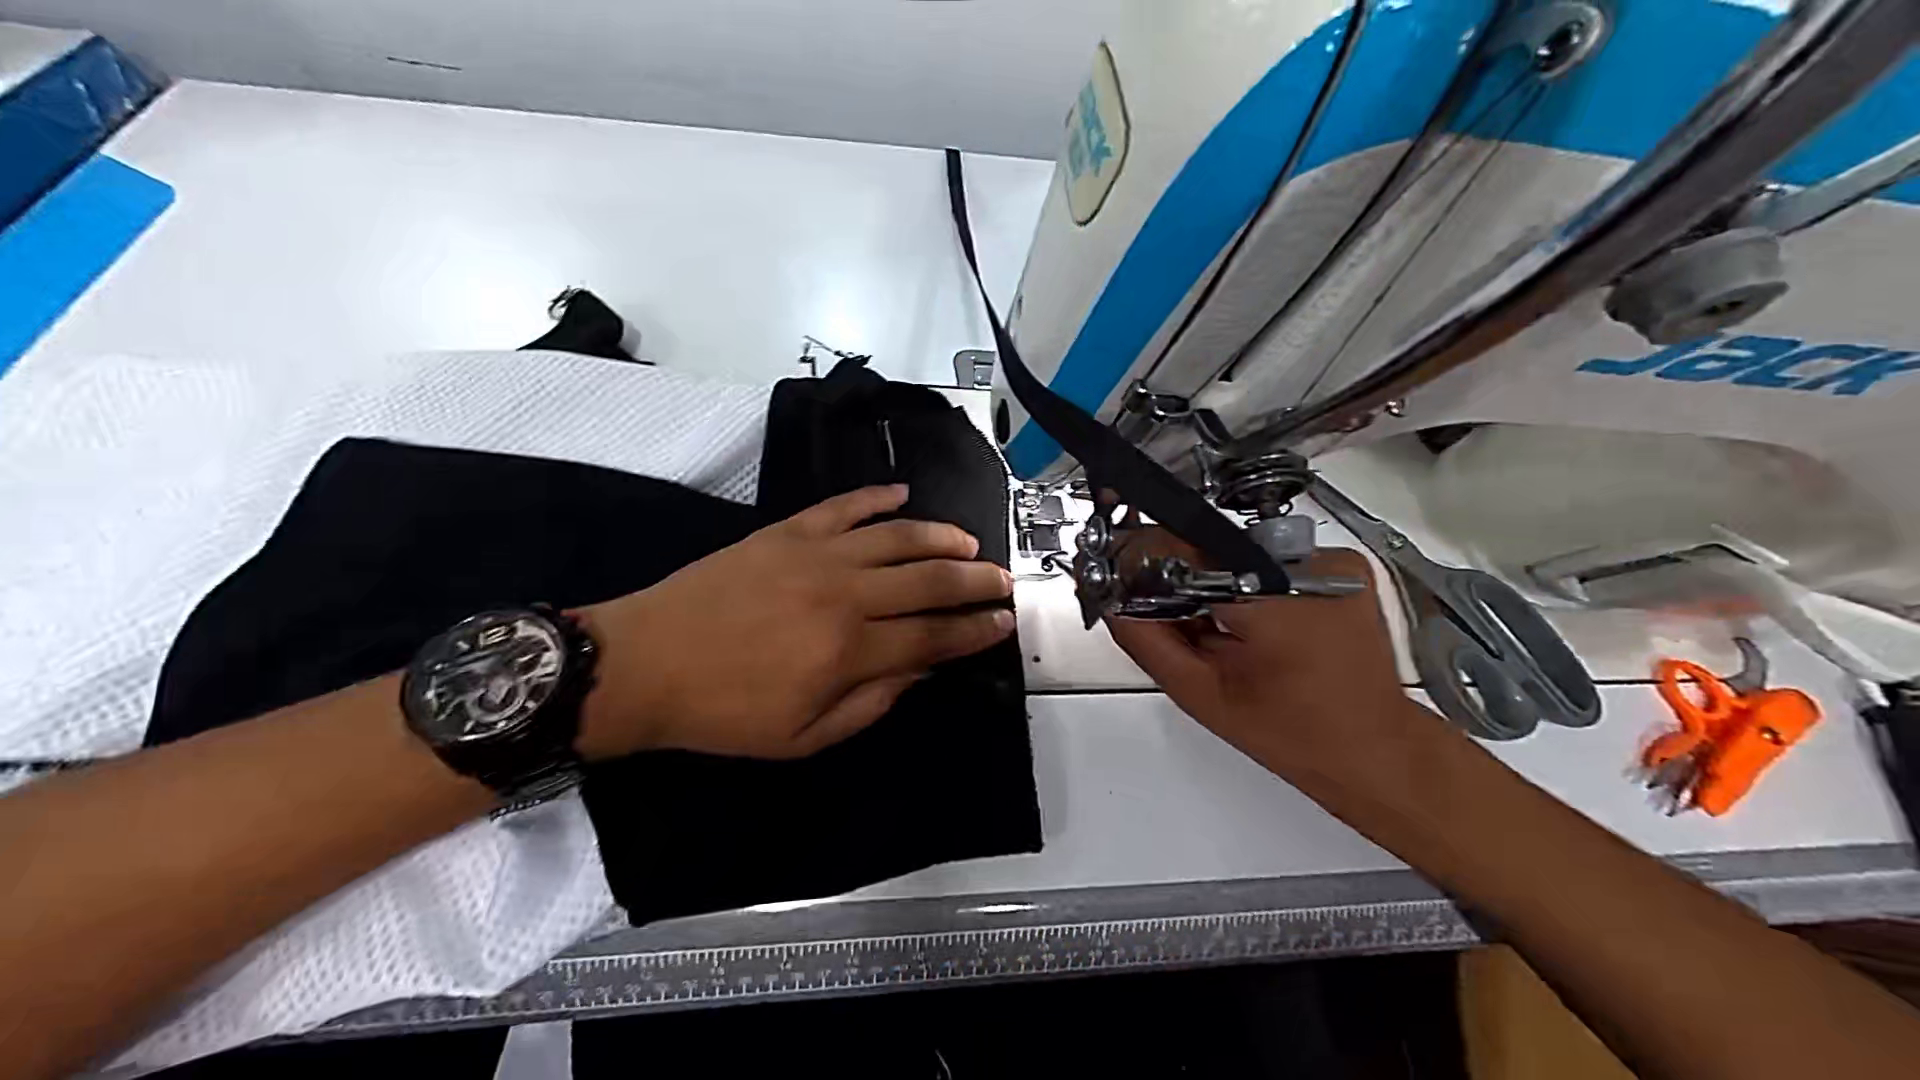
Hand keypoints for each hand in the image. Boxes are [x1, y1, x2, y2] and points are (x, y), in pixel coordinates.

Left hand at [575, 485, 1013, 759]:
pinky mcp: (786, 530)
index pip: (932, 636)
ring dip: (940, 537)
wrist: (645, 663)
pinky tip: (902, 494)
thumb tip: (921, 671)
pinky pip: (844, 506)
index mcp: (849, 652)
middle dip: (975, 580)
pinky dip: (877, 497)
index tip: (1003, 621)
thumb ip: (871, 704)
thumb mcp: (802, 737)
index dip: (974, 629)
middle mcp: (844, 595)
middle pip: (929, 580)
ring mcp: (816, 554)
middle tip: (1002, 580)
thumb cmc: (723, 713)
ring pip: (897, 536)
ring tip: (968, 542)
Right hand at [1103, 532, 1443, 780]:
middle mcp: (1313, 568)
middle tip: (1185, 625)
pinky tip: (1258, 624)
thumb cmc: (1300, 734)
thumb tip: (1113, 602)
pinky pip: (1275, 558)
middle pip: (1213, 551)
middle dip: (1184, 581)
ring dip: (1220, 583)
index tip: (1128, 580)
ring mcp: (1336, 563)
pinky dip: (1256, 585)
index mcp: (1277, 599)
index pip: (1185, 550)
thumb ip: (1147, 640)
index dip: (1146, 565)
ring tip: (1228, 631)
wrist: (1373, 748)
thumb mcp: (1201, 694)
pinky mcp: (1346, 566)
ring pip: (1241, 553)